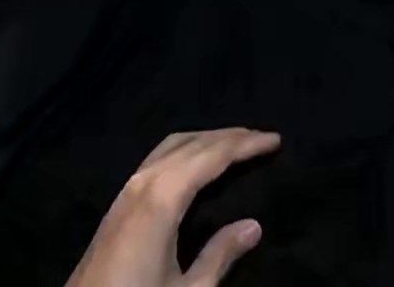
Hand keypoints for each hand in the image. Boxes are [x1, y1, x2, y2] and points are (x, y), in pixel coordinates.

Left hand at [65, 128, 281, 286]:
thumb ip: (220, 256)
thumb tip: (254, 225)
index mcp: (163, 197)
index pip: (214, 154)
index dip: (247, 144)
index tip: (275, 140)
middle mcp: (145, 181)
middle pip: (195, 142)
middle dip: (230, 136)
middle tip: (261, 139)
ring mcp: (127, 190)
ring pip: (173, 144)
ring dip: (207, 139)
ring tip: (235, 145)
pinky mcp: (117, 204)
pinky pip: (159, 157)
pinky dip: (186, 149)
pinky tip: (196, 164)